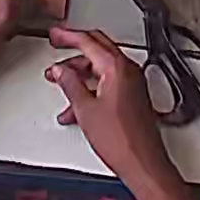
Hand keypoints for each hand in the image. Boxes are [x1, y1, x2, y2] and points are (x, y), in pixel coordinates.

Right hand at [44, 27, 181, 197]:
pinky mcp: (133, 95)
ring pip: (102, 66)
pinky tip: (76, 102)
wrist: (143, 164)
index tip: (55, 34)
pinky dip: (92, 85)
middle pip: (97, 47)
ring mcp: (133, 82)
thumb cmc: (122, 140)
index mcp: (116, 67)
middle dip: (75, 47)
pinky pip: (109, 80)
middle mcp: (128, 70)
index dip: (68, 36)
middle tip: (58, 44)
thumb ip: (70, 84)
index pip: (88, 41)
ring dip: (81, 71)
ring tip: (61, 80)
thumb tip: (60, 70)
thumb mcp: (85, 109)